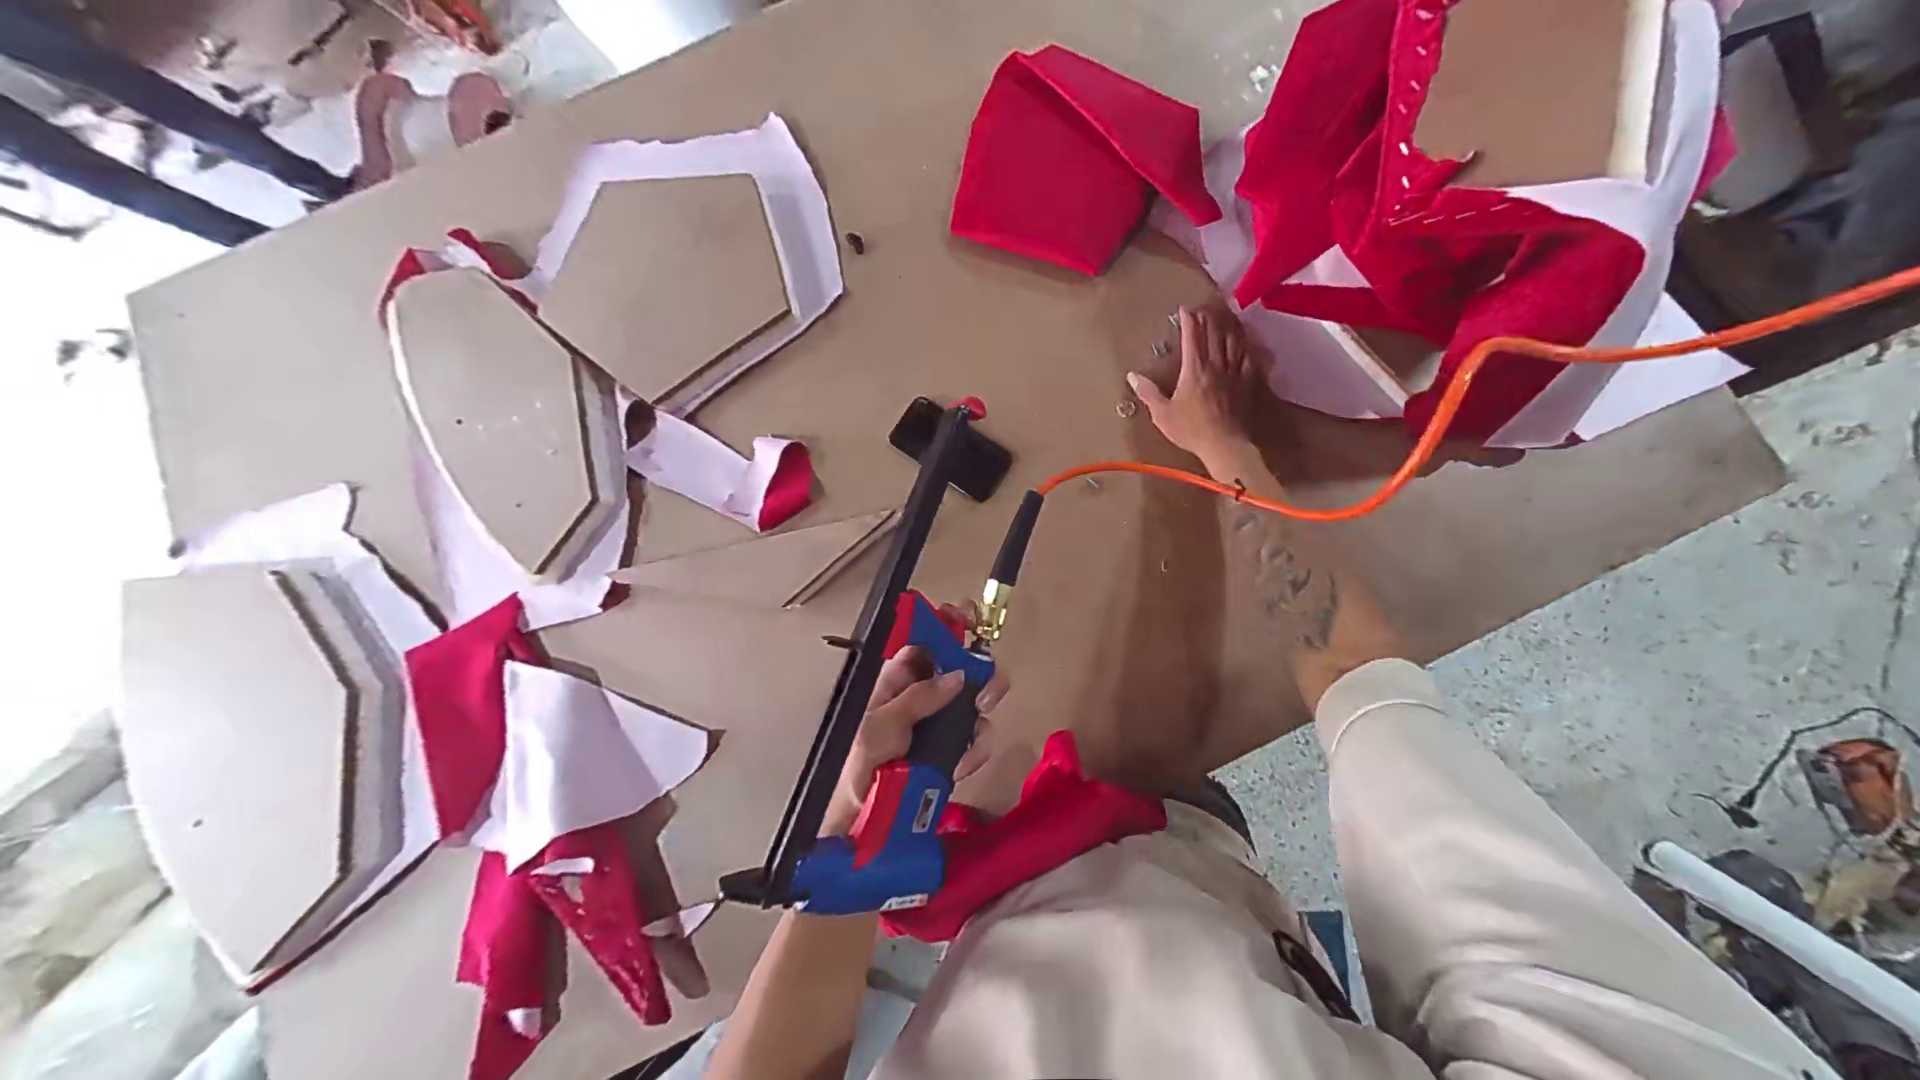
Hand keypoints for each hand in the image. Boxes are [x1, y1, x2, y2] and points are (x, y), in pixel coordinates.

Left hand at [821, 632, 1010, 836]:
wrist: (856, 823)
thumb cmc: (857, 767)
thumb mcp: (880, 727)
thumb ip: (919, 699)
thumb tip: (958, 676)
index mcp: (896, 680)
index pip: (927, 640)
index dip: (951, 625)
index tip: (975, 622)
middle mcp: (921, 695)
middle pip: (963, 668)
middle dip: (982, 677)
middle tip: (985, 697)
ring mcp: (937, 724)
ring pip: (975, 704)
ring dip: (979, 721)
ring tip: (969, 743)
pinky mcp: (948, 752)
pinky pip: (975, 740)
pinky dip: (974, 751)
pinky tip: (960, 766)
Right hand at [1128, 306, 1261, 477]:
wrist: (1225, 444)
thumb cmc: (1191, 430)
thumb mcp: (1162, 414)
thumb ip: (1149, 392)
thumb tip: (1133, 376)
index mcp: (1194, 369)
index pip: (1192, 336)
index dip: (1189, 320)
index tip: (1185, 310)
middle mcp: (1217, 364)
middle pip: (1215, 332)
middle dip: (1209, 318)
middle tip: (1204, 310)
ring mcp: (1235, 371)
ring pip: (1234, 340)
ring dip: (1229, 326)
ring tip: (1225, 318)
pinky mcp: (1249, 381)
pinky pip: (1250, 356)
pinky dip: (1248, 344)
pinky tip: (1248, 341)